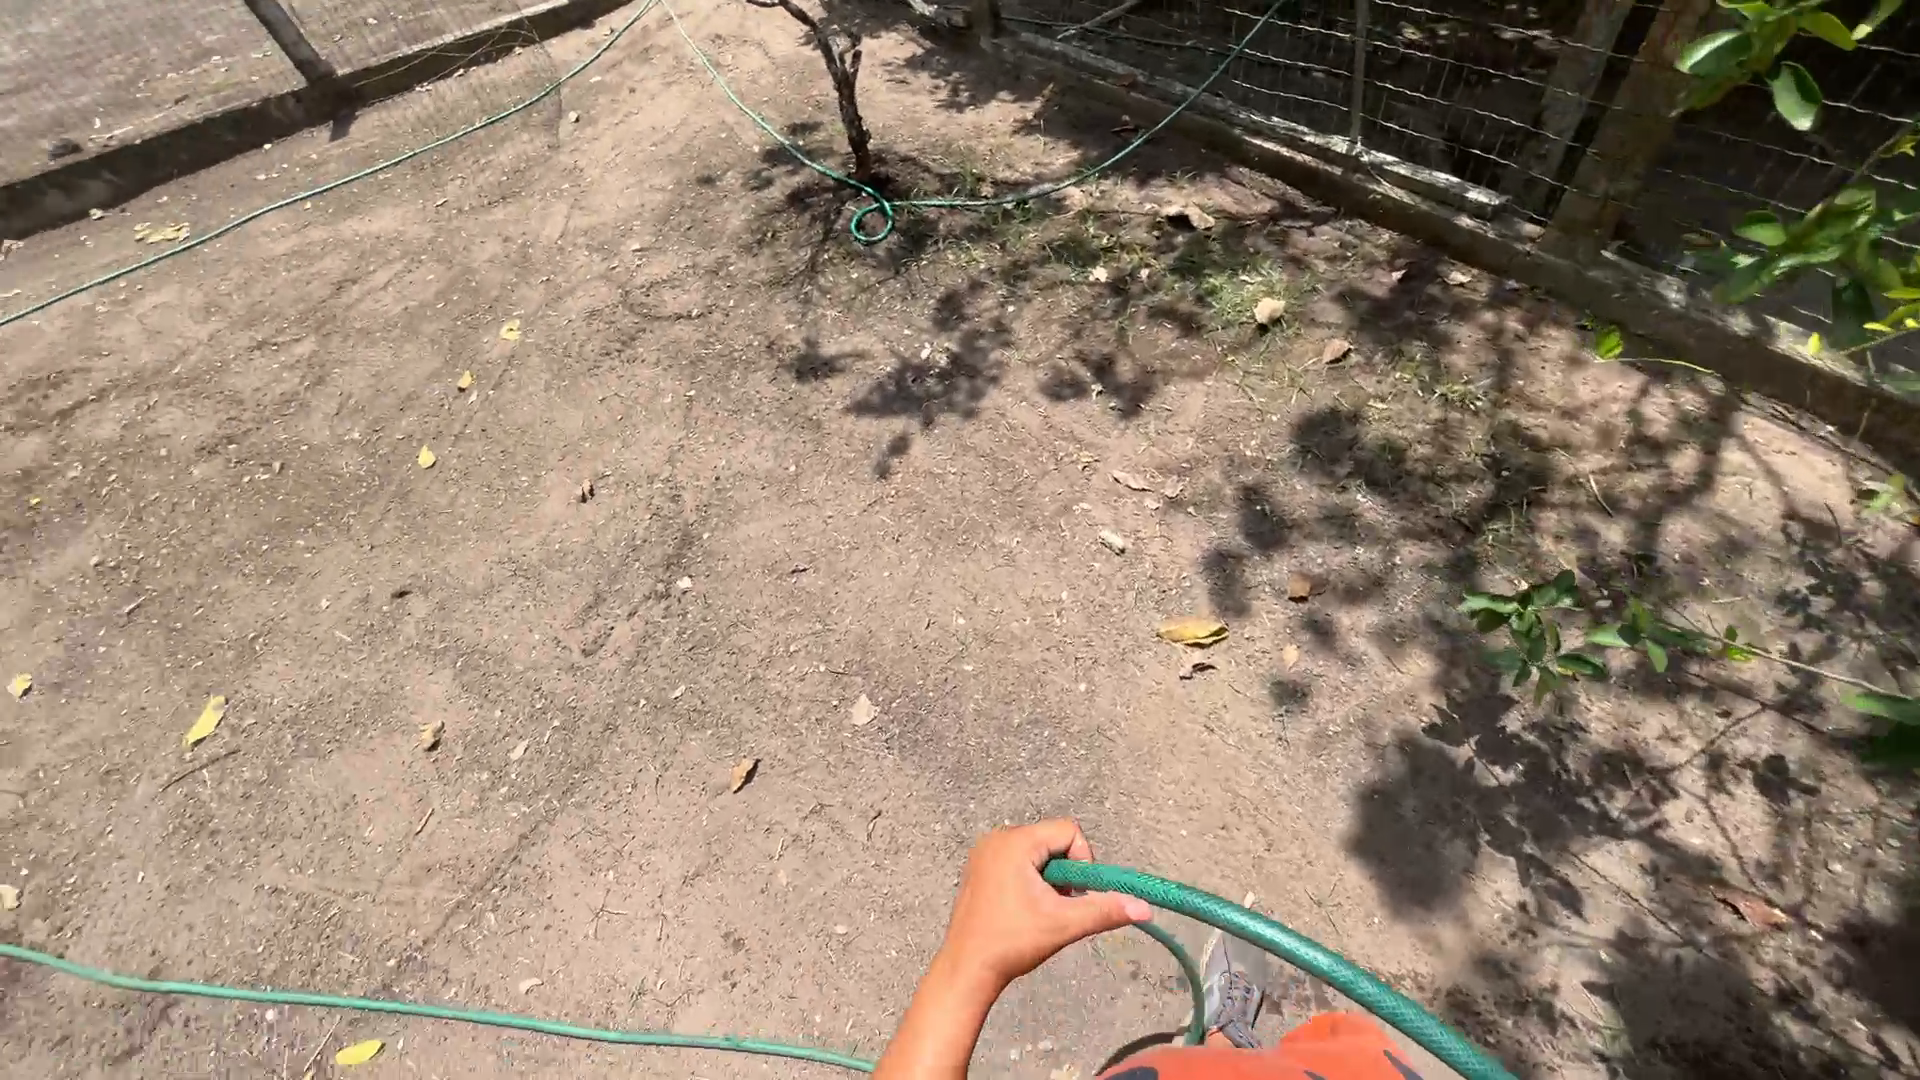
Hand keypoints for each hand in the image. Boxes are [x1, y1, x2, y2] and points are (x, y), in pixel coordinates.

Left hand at [937, 818, 1151, 991]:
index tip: (1075, 894)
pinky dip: (1030, 878)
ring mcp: (985, 851)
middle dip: (1065, 872)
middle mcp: (998, 837)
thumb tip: (1144, 906)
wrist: (967, 969)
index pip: (1068, 831)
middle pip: (1052, 840)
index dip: (1083, 860)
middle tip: (1058, 905)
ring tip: (1040, 909)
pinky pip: (1018, 858)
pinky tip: (1024, 909)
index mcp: (1015, 841)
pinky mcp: (980, 866)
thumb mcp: (1063, 924)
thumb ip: (1104, 910)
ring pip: (1036, 851)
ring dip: (1049, 877)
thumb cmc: (1012, 942)